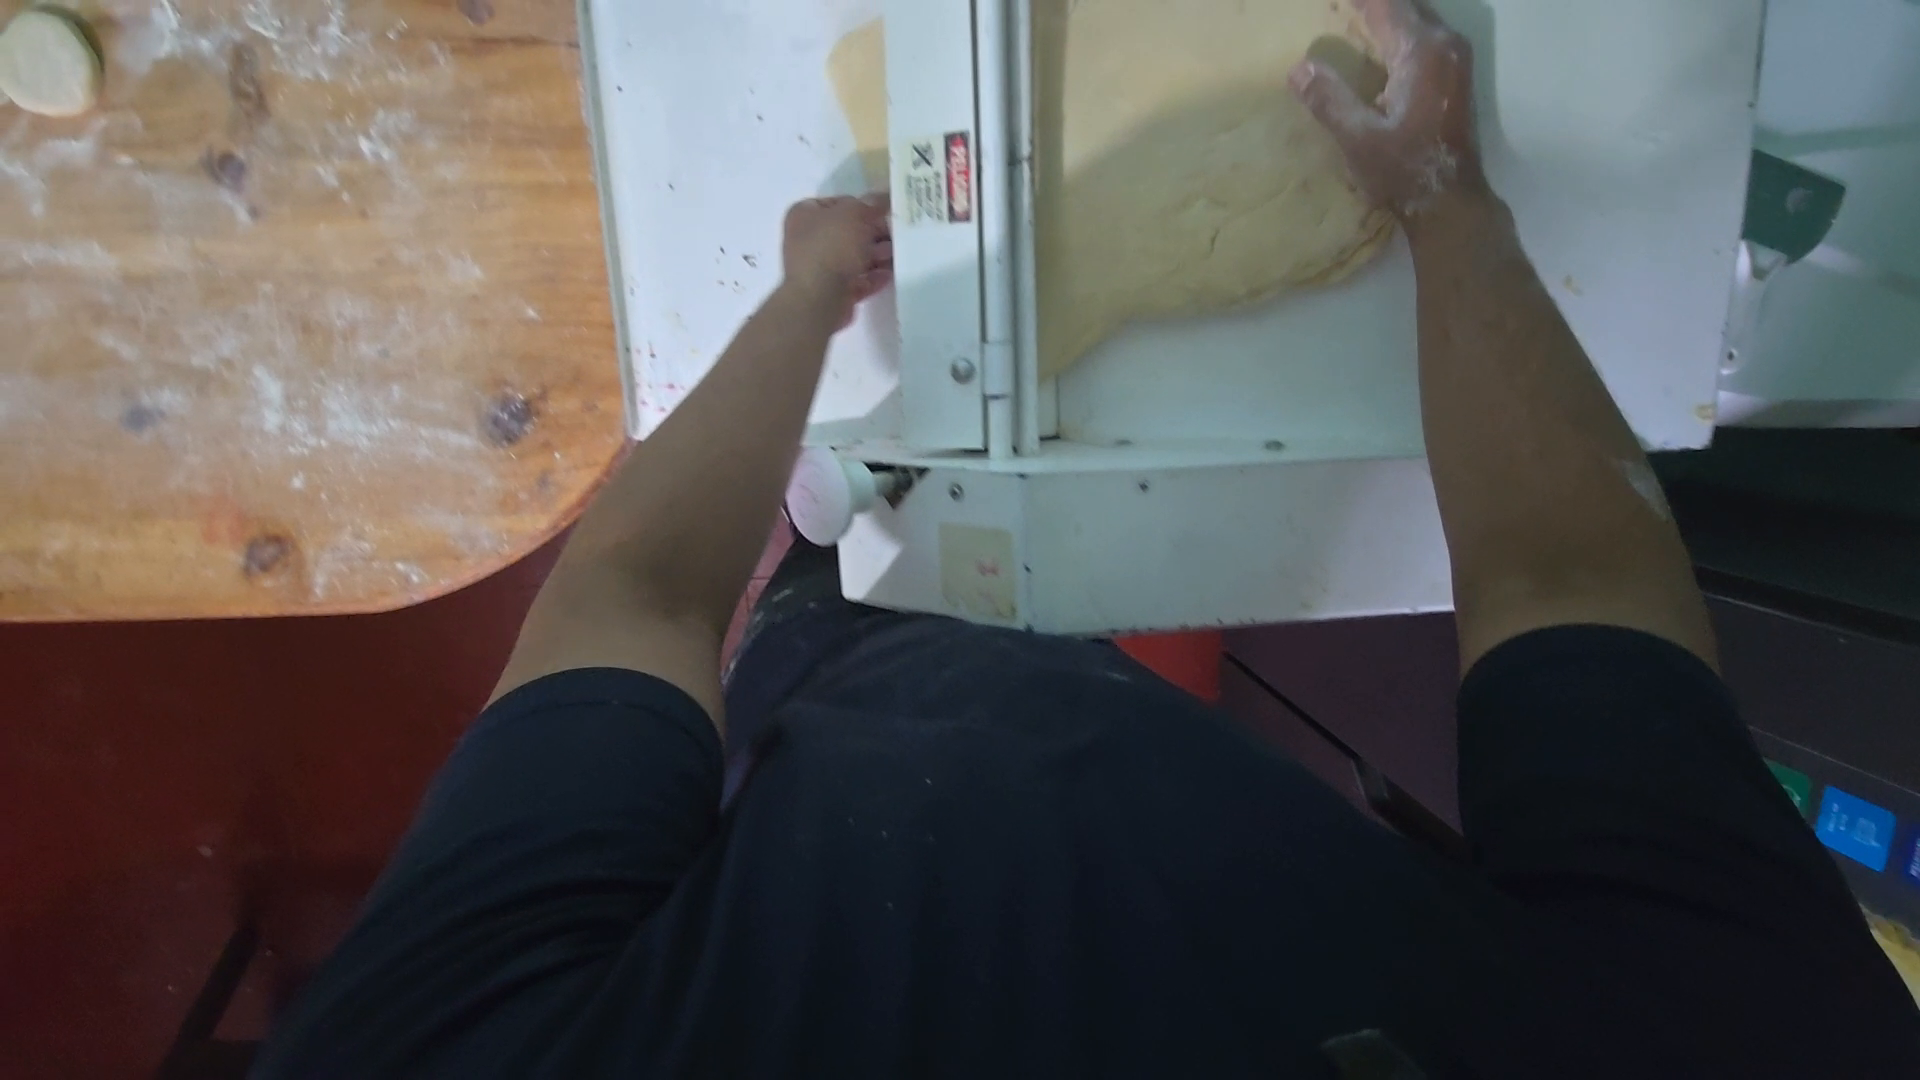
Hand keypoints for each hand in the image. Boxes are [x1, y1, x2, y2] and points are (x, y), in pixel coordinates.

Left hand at [782, 194, 893, 328]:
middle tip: (896, 234)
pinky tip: (889, 275)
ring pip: (853, 257)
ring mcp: (819, 269)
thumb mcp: (854, 213)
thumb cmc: (832, 247)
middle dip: (873, 233)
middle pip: (847, 232)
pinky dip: (872, 278)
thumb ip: (870, 203)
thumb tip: (883, 197)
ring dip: (876, 255)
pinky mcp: (832, 292)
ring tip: (897, 255)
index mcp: (804, 214)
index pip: (837, 203)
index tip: (884, 212)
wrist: (819, 298)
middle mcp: (808, 240)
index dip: (862, 206)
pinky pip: (856, 281)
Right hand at [1290, 0, 1487, 220]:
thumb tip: (1298, 68)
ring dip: (1388, 15)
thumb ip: (1329, 100)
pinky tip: (1378, 43)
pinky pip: (1424, 36)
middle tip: (1343, 6)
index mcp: (1422, 52)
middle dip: (1375, 3)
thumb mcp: (1358, 139)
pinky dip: (1399, 31)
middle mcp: (1445, 44)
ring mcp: (1454, 59)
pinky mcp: (1453, 76)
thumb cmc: (1402, 170)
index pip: (1386, 6)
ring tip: (1356, 18)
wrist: (1448, 199)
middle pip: (1406, 5)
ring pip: (1417, 19)